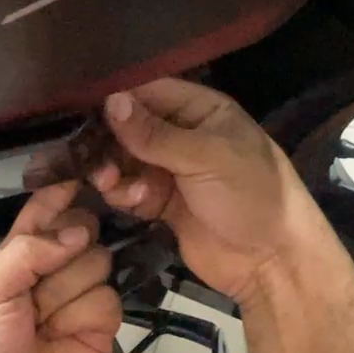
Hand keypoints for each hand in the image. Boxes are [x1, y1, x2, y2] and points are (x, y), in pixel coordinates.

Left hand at [0, 182, 122, 352]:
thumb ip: (28, 250)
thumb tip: (78, 230)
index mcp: (20, 256)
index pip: (46, 211)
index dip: (61, 197)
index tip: (81, 183)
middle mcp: (54, 271)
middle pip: (84, 232)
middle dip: (66, 253)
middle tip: (42, 282)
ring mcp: (80, 298)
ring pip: (100, 265)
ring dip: (68, 294)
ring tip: (44, 324)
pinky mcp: (102, 327)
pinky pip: (110, 301)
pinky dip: (86, 318)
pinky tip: (65, 338)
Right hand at [91, 78, 325, 305]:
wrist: (270, 261)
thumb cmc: (248, 195)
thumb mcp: (205, 157)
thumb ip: (155, 133)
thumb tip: (111, 101)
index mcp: (202, 111)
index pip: (151, 91)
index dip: (118, 99)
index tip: (83, 110)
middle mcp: (185, 136)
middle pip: (132, 128)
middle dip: (111, 141)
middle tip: (92, 157)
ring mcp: (173, 172)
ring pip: (127, 161)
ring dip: (115, 171)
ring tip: (112, 184)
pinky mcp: (164, 205)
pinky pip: (132, 191)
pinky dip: (126, 195)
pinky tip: (133, 203)